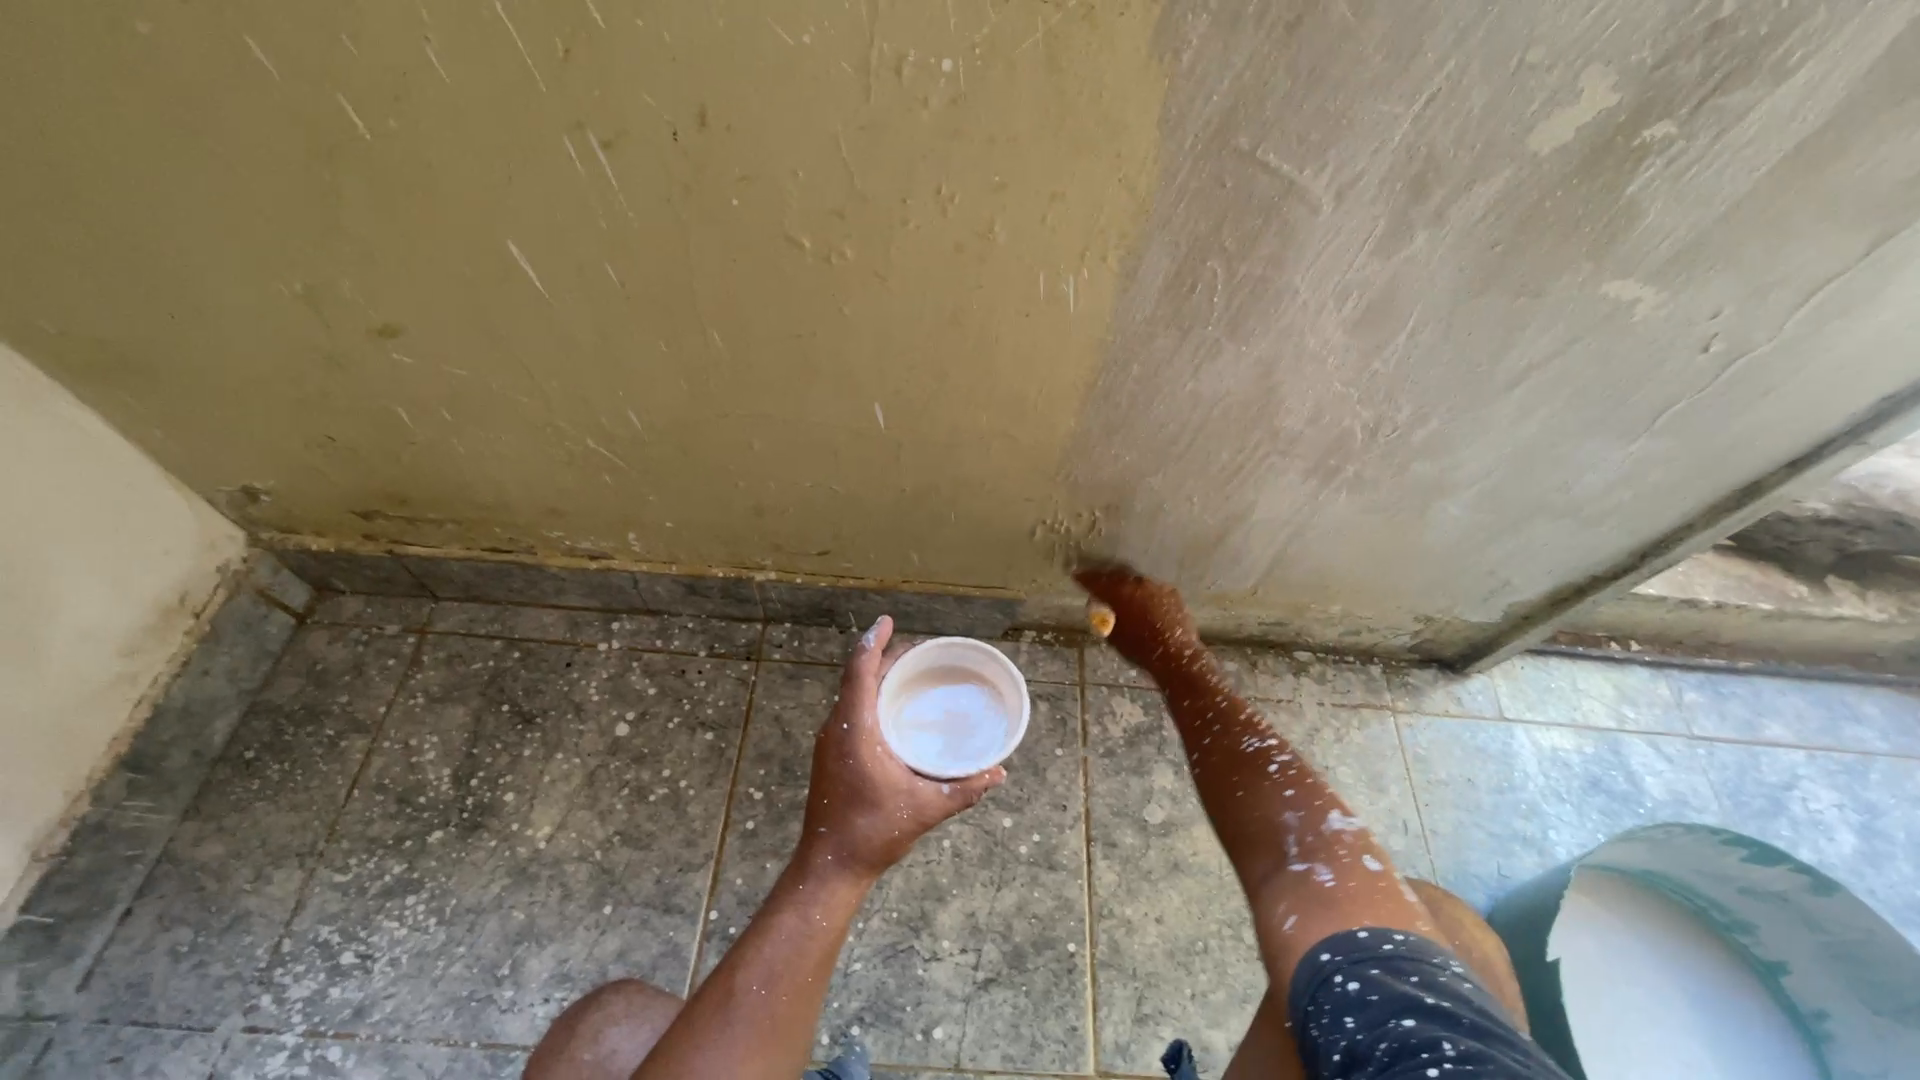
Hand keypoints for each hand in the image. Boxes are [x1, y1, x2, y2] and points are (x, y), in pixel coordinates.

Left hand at [797, 616, 1006, 882]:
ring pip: (850, 697)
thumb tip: (998, 773)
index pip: (860, 671)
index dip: (873, 642)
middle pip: (856, 679)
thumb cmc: (872, 832)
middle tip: (917, 649)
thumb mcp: (925, 809)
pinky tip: (891, 711)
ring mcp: (829, 743)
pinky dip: (869, 699)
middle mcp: (837, 729)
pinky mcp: (830, 757)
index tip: (887, 621)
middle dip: (882, 657)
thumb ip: (964, 790)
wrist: (828, 867)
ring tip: (907, 673)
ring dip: (874, 678)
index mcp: (855, 730)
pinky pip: (849, 713)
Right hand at [1074, 564, 1207, 680]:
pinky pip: (1152, 589)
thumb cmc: (1140, 649)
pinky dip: (1144, 593)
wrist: (1176, 655)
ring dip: (1126, 586)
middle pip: (1116, 576)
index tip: (1076, 576)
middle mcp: (1138, 584)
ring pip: (1136, 581)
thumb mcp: (1114, 636)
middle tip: (1098, 584)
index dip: (1085, 579)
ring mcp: (1157, 586)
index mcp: (1120, 593)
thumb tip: (1099, 609)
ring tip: (1121, 593)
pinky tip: (1143, 602)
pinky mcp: (1172, 593)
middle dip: (1105, 580)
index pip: (1097, 581)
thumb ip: (1105, 618)